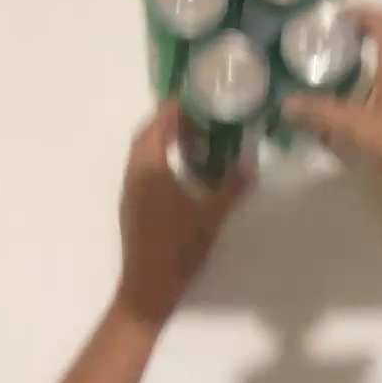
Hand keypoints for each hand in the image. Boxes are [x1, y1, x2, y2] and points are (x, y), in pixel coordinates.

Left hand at [113, 102, 250, 325]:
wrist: (149, 287)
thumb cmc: (179, 247)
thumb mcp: (212, 215)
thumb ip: (232, 186)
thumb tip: (251, 162)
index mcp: (149, 170)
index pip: (155, 126)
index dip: (171, 108)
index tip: (192, 96)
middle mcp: (134, 175)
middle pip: (146, 136)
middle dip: (167, 122)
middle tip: (198, 114)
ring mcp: (130, 191)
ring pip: (142, 154)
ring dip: (163, 141)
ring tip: (194, 137)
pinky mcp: (133, 206)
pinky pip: (144, 170)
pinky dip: (160, 159)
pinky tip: (183, 169)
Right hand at [284, 5, 381, 207]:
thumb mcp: (360, 129)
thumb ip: (323, 113)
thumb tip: (286, 104)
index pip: (381, 20)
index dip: (358, 12)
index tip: (334, 18)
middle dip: (365, 33)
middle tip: (335, 44)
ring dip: (380, 53)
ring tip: (351, 68)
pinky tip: (378, 95)